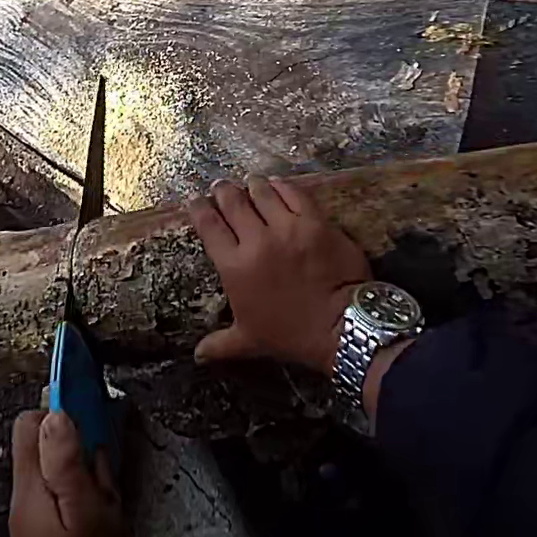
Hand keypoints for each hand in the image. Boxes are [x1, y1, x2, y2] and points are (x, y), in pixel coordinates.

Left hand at [10, 410, 129, 536]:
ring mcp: (38, 517)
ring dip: (87, 467)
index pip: (30, 423)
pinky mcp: (52, 532)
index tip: (84, 396)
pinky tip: (104, 509)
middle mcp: (28, 500)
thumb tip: (56, 409)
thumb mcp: (84, 515)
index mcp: (31, 490)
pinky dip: (88, 491)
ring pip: (61, 465)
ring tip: (104, 492)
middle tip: (100, 461)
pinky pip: (68, 491)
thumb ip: (67, 462)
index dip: (58, 403)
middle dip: (79, 439)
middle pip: (46, 441)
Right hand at [186, 176, 370, 373]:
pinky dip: (282, 186)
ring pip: (261, 192)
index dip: (198, 208)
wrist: (341, 326)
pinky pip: (294, 194)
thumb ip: (220, 344)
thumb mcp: (250, 341)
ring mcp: (286, 227)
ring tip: (250, 181)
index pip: (208, 226)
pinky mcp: (314, 221)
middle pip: (232, 202)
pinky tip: (277, 183)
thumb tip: (197, 355)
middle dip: (223, 190)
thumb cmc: (291, 335)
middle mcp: (255, 240)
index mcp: (234, 267)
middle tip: (221, 185)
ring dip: (252, 184)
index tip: (195, 200)